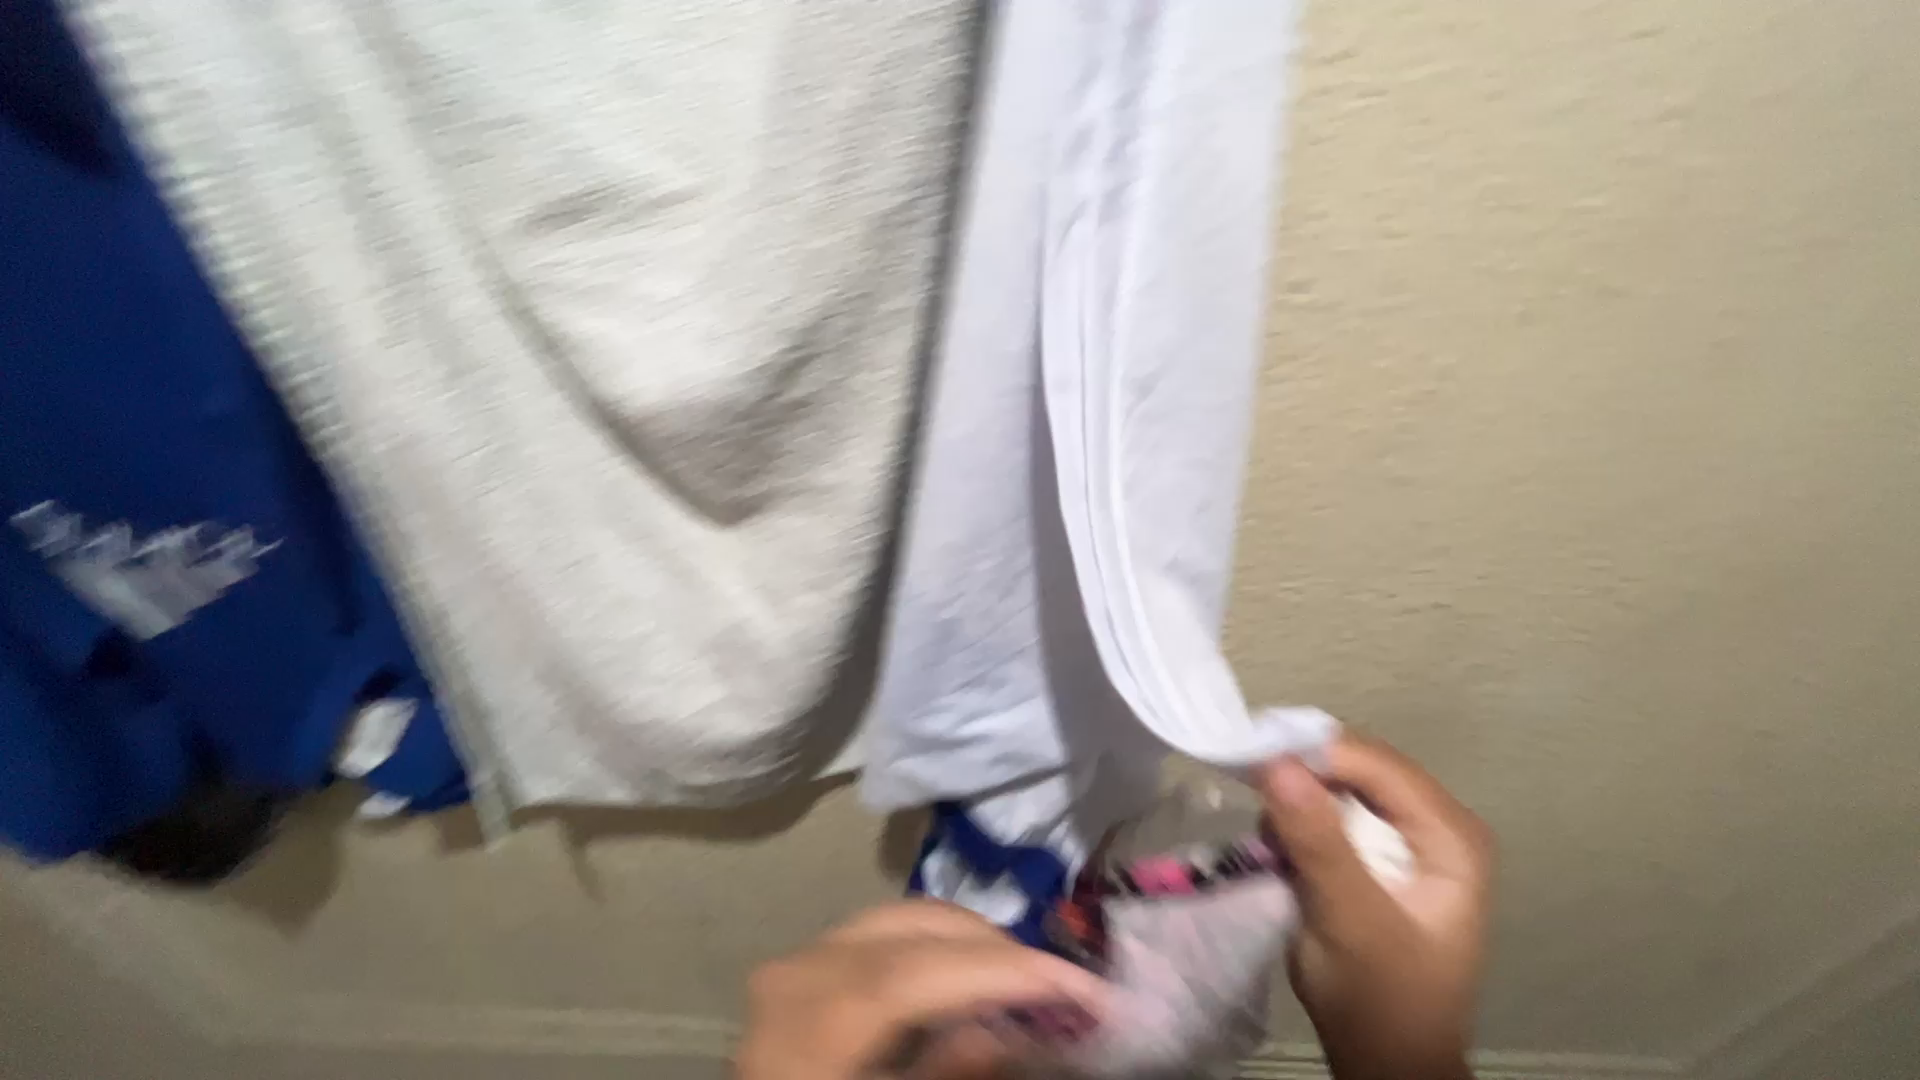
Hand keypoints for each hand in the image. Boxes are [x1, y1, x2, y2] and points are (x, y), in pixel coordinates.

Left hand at [735, 900, 1105, 1079]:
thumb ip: (957, 1074)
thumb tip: (1021, 1029)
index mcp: (815, 1018)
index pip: (922, 971)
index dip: (1006, 970)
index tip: (1082, 986)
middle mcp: (801, 969)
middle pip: (916, 928)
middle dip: (996, 948)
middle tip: (1061, 985)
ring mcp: (797, 961)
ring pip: (903, 919)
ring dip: (968, 941)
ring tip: (1021, 979)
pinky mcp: (801, 966)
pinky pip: (881, 933)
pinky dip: (933, 945)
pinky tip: (965, 976)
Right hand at [1259, 736, 1494, 1079]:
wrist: (1382, 1059)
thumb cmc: (1381, 998)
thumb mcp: (1350, 920)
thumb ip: (1318, 841)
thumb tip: (1275, 762)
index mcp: (1450, 835)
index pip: (1376, 763)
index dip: (1314, 752)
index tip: (1252, 759)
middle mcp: (1431, 823)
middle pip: (1355, 766)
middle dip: (1301, 774)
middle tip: (1250, 790)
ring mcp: (1402, 837)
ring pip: (1335, 784)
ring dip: (1293, 800)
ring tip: (1270, 839)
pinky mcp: (1371, 852)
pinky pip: (1325, 810)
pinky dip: (1294, 820)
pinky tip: (1279, 849)